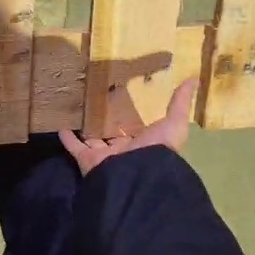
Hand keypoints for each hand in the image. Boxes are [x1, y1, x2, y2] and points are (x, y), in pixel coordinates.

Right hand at [57, 78, 197, 175]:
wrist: (136, 176)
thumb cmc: (157, 150)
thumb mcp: (174, 123)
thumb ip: (180, 103)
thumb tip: (194, 78)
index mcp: (143, 144)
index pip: (136, 128)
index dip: (131, 115)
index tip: (125, 98)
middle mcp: (123, 151)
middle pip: (113, 133)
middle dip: (107, 121)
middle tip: (97, 102)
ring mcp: (104, 155)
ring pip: (93, 139)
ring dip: (86, 128)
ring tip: (77, 110)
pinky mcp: (87, 159)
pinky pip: (75, 147)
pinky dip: (67, 138)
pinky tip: (60, 126)